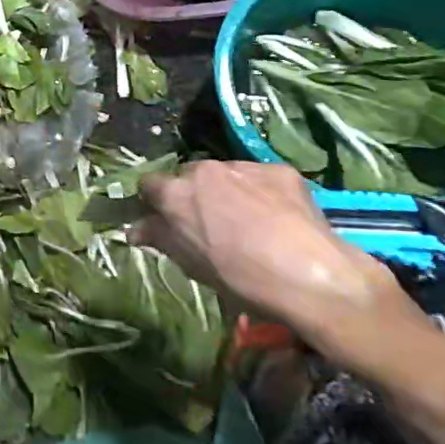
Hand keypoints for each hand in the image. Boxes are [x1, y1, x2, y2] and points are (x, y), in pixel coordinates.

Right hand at [136, 162, 418, 363]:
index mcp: (176, 193)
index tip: (164, 220)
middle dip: (193, 194)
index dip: (154, 202)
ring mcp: (244, 166)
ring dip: (226, 191)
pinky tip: (276, 218)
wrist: (311, 275)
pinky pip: (258, 178)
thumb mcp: (191, 264)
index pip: (149, 184)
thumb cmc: (240, 277)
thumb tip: (134, 229)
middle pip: (189, 176)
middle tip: (208, 224)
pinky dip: (260, 193)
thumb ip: (159, 238)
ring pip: (225, 175)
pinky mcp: (279, 170)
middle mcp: (205, 170)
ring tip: (247, 222)